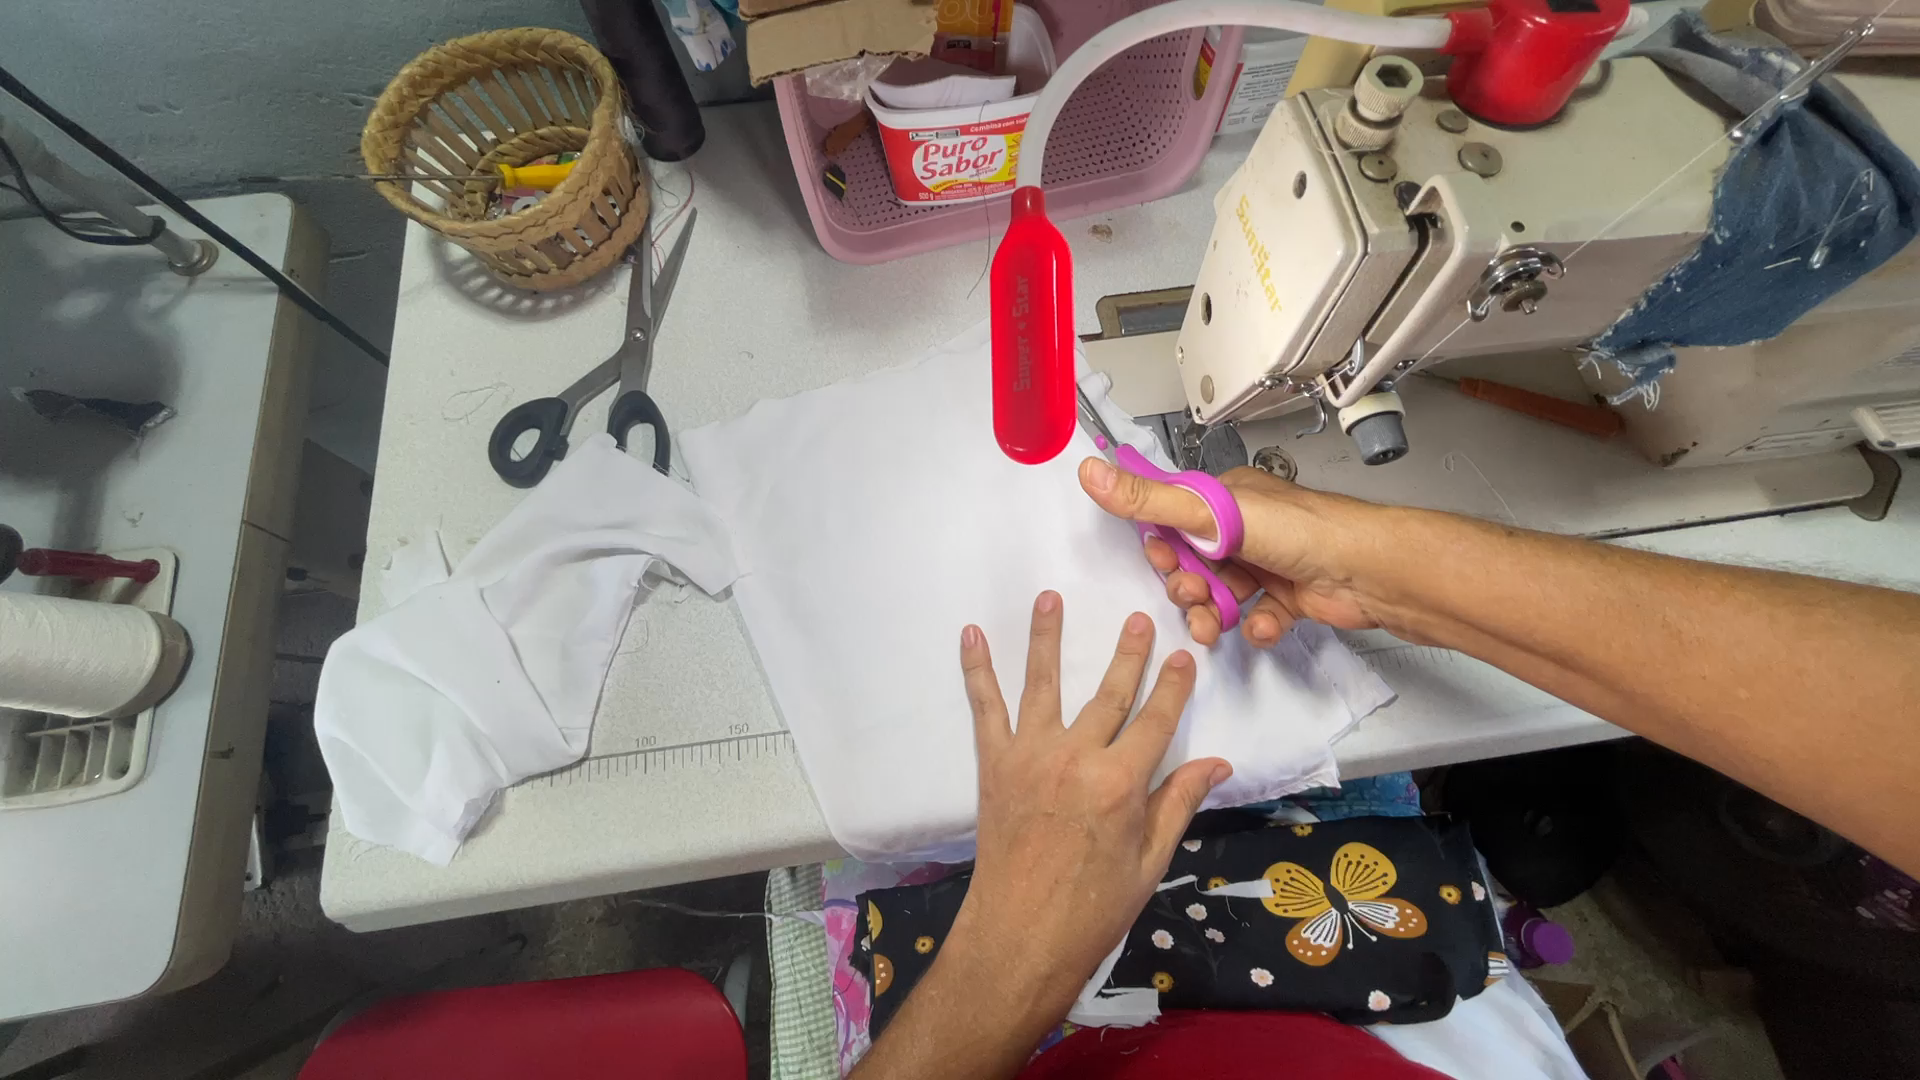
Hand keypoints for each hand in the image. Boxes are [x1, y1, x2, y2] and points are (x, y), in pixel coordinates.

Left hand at [951, 591, 1231, 1020]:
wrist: (1021, 935)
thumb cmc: (1094, 908)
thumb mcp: (1150, 861)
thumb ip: (1179, 803)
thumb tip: (1218, 763)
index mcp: (1122, 782)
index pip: (1157, 721)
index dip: (1173, 687)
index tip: (1183, 655)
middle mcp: (1078, 756)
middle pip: (1109, 694)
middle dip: (1128, 654)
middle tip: (1137, 618)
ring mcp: (1031, 753)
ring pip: (1043, 683)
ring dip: (1047, 636)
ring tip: (1050, 597)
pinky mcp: (995, 761)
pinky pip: (985, 707)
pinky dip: (976, 669)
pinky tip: (972, 635)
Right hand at [1079, 458, 1384, 646]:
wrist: (1371, 573)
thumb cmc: (1299, 532)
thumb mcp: (1210, 513)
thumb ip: (1147, 500)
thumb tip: (1091, 472)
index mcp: (1226, 499)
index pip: (1175, 520)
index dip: (1163, 547)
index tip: (1165, 563)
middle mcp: (1246, 528)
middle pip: (1194, 562)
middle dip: (1186, 585)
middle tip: (1194, 593)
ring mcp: (1267, 562)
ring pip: (1220, 592)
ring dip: (1211, 612)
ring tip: (1215, 623)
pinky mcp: (1288, 595)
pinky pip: (1253, 614)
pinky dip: (1252, 624)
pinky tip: (1260, 623)